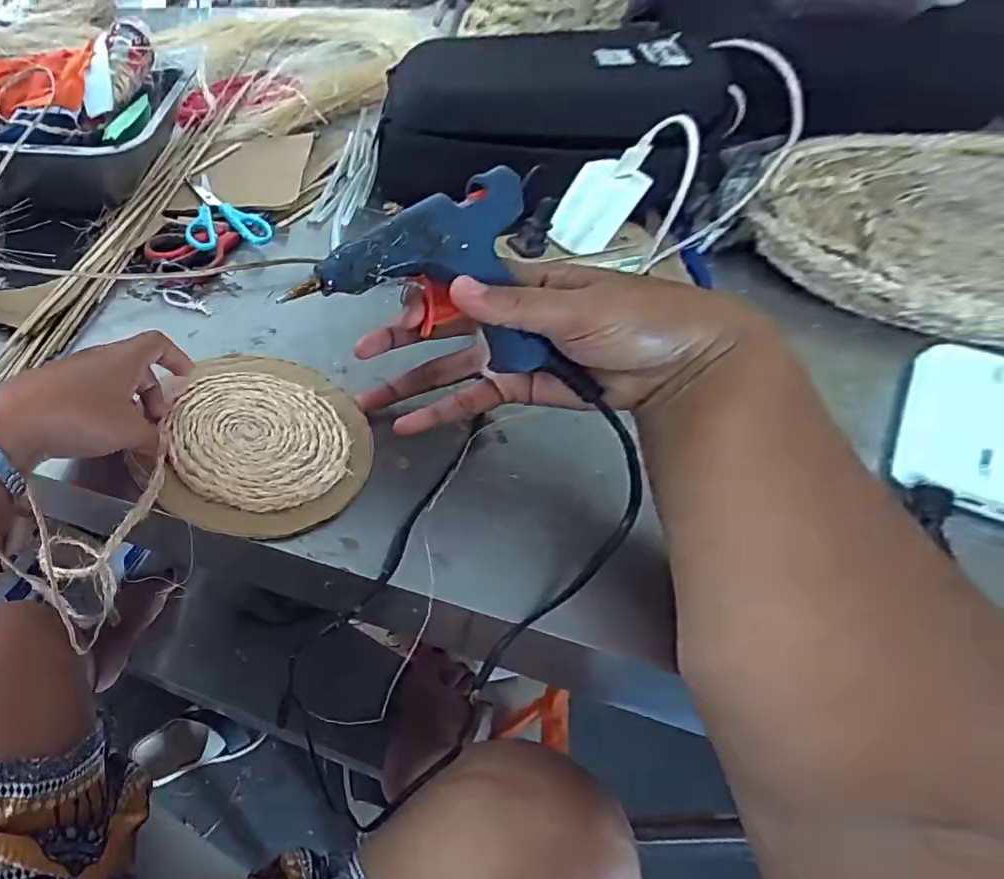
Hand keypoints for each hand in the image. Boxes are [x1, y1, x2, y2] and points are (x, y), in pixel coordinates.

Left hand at [0, 331, 196, 471]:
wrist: (18, 420)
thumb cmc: (82, 416)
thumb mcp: (127, 431)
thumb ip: (150, 436)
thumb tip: (159, 444)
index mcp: (124, 357)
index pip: (158, 343)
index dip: (176, 358)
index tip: (185, 379)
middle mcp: (99, 358)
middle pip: (136, 369)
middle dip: (152, 395)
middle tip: (156, 425)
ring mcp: (74, 372)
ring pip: (112, 385)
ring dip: (128, 407)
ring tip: (130, 437)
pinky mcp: (54, 391)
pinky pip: (91, 396)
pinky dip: (104, 412)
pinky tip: (99, 438)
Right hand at [353, 263, 779, 434]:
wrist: (686, 367)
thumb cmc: (642, 319)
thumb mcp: (578, 306)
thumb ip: (514, 305)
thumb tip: (459, 288)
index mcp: (523, 286)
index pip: (462, 284)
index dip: (427, 294)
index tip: (402, 309)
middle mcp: (507, 317)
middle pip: (443, 327)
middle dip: (402, 337)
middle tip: (365, 351)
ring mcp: (508, 354)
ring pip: (447, 368)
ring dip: (408, 383)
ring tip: (371, 400)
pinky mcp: (514, 386)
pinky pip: (468, 399)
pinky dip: (439, 411)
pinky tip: (410, 422)